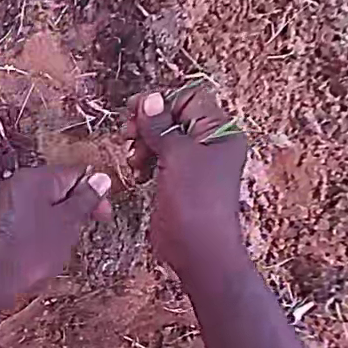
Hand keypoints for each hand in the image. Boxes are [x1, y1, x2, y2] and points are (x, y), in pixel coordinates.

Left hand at [0, 164, 112, 311]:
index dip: (94, 193)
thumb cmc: (28, 251)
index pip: (75, 173)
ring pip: (45, 208)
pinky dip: (42, 235)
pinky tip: (42, 252)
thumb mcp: (67, 223)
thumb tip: (100, 180)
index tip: (102, 214)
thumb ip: (85, 200)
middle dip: (75, 211)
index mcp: (36, 178)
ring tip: (57, 247)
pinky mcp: (2, 224)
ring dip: (59, 225)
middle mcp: (18, 185)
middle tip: (78, 233)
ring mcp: (8, 204)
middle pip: (59, 190)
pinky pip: (31, 222)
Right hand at [122, 85, 249, 281]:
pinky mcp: (178, 180)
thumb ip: (160, 126)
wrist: (198, 249)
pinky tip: (138, 173)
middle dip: (148, 124)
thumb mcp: (177, 157)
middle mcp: (209, 144)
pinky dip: (145, 161)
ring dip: (143, 144)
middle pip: (173, 116)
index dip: (162, 103)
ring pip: (162, 138)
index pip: (190, 98)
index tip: (134, 112)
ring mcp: (194, 163)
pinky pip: (159, 159)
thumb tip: (149, 99)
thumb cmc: (195, 202)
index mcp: (220, 132)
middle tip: (128, 135)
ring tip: (134, 159)